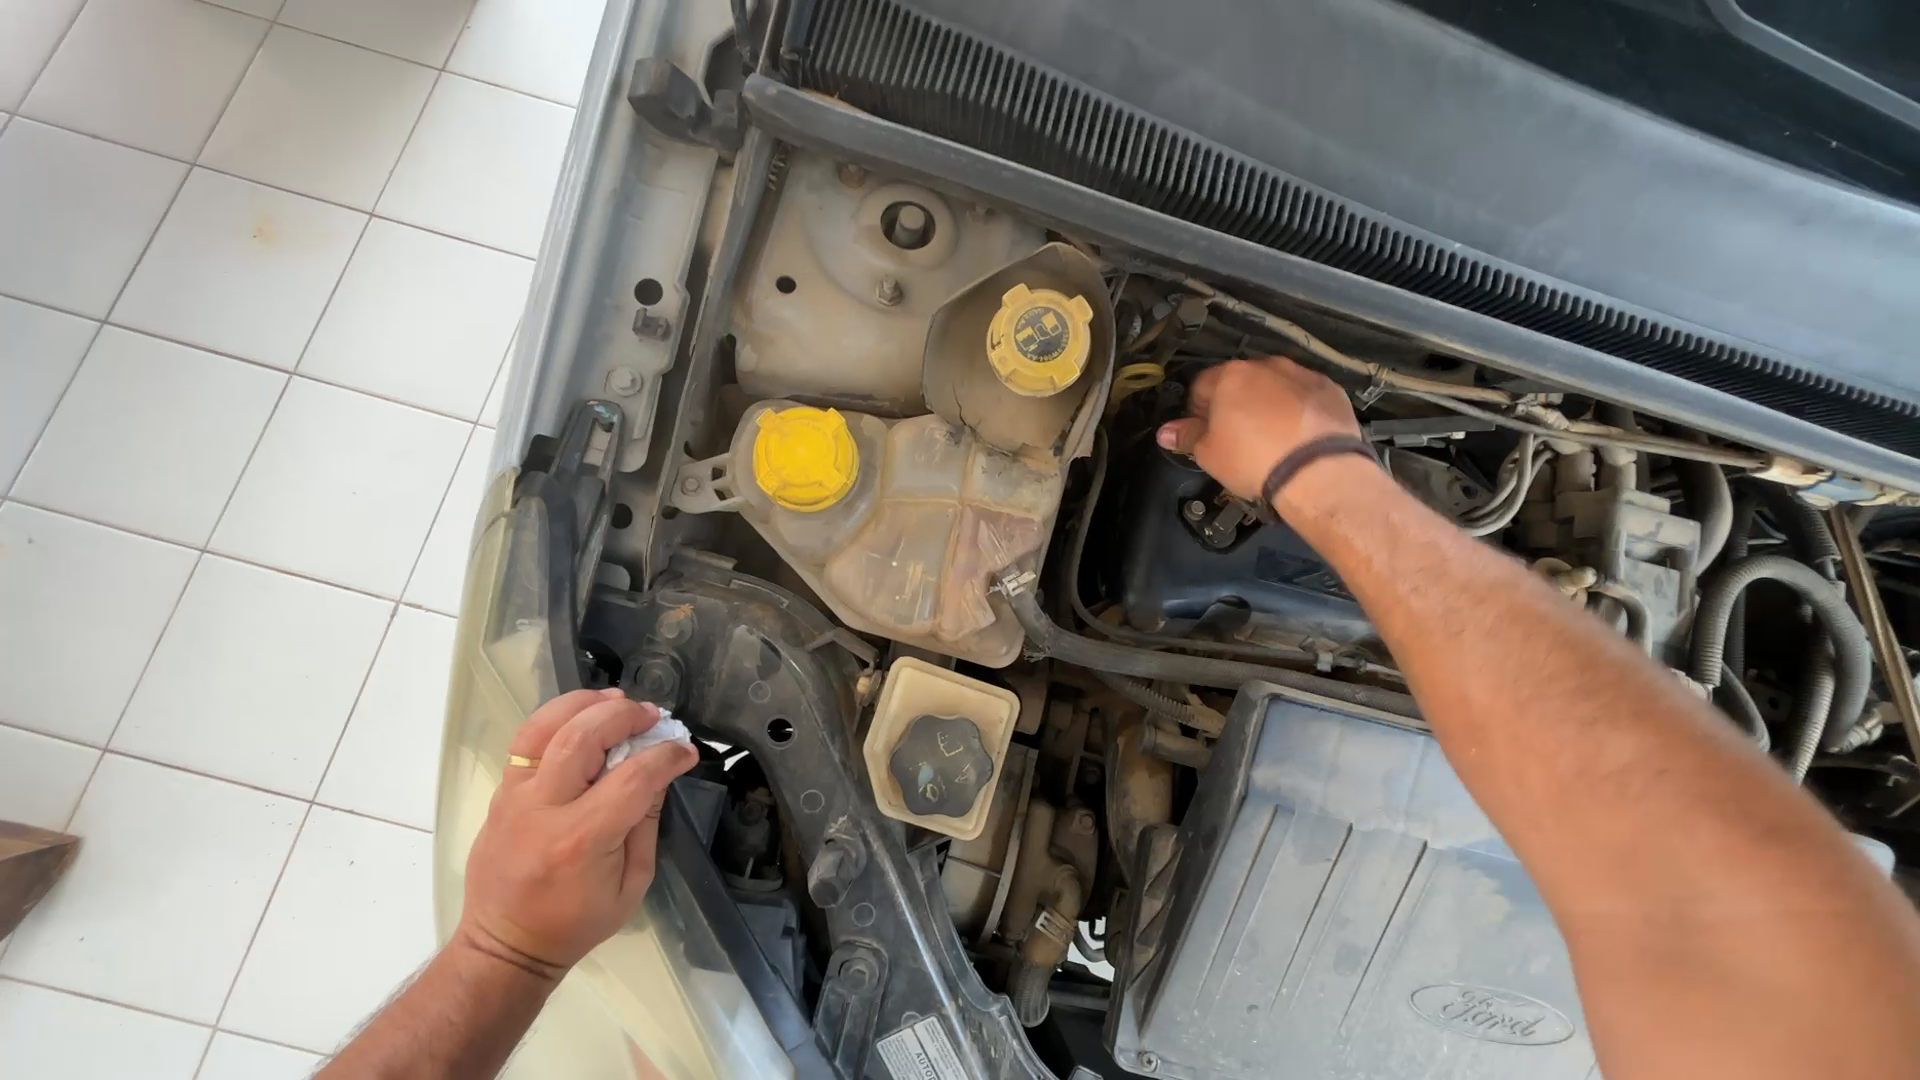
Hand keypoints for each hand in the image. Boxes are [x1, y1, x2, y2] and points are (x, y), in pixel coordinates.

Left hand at [457, 688, 698, 979]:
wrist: (505, 947)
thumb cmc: (576, 923)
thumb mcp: (632, 882)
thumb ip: (647, 821)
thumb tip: (661, 771)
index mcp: (582, 840)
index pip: (633, 777)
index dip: (667, 757)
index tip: (686, 751)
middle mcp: (543, 810)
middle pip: (582, 737)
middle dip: (625, 716)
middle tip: (653, 716)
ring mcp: (514, 798)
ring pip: (544, 727)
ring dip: (585, 703)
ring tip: (616, 699)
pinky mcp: (500, 793)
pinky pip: (527, 741)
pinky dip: (559, 718)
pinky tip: (585, 714)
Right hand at [1156, 356, 1361, 499]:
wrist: (1317, 470)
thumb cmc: (1254, 459)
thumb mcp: (1209, 454)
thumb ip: (1187, 436)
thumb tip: (1165, 431)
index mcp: (1230, 376)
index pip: (1201, 385)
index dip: (1197, 410)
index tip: (1203, 431)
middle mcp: (1267, 366)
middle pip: (1240, 381)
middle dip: (1234, 403)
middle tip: (1235, 437)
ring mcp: (1302, 374)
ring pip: (1275, 385)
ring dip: (1268, 403)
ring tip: (1270, 437)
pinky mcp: (1331, 389)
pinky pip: (1305, 395)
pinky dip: (1298, 410)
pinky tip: (1298, 436)